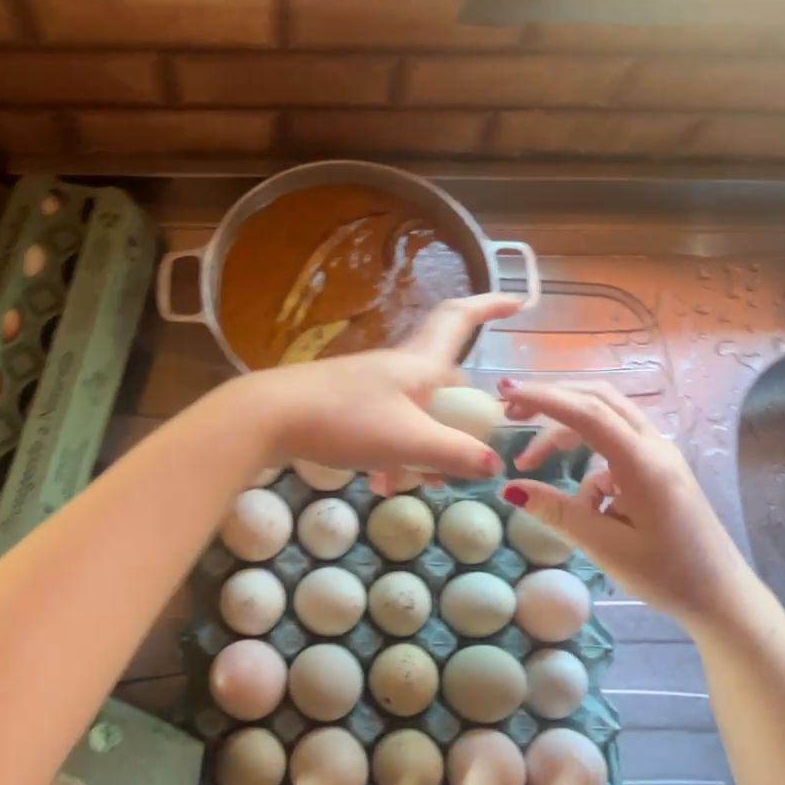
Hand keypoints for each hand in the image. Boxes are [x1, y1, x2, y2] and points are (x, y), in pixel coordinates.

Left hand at [229, 294, 524, 481]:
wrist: (268, 417)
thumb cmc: (344, 421)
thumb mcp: (409, 443)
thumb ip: (455, 454)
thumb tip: (494, 465)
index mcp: (419, 364)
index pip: (461, 320)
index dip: (490, 307)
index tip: (517, 301)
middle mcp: (395, 367)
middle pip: (443, 382)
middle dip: (458, 419)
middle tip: (462, 457)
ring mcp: (366, 384)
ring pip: (413, 411)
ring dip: (423, 445)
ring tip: (417, 482)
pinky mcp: (342, 403)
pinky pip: (384, 425)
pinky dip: (392, 451)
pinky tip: (379, 482)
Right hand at [498, 379, 761, 626]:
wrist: (722, 596)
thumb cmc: (667, 575)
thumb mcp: (605, 547)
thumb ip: (557, 512)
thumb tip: (510, 488)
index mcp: (643, 463)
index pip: (587, 412)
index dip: (544, 398)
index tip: (505, 391)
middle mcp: (654, 447)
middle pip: (597, 399)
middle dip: (551, 398)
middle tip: (510, 410)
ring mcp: (659, 454)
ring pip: (605, 418)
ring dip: (565, 430)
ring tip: (530, 461)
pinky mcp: (658, 468)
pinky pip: (614, 445)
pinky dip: (586, 460)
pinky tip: (583, 503)